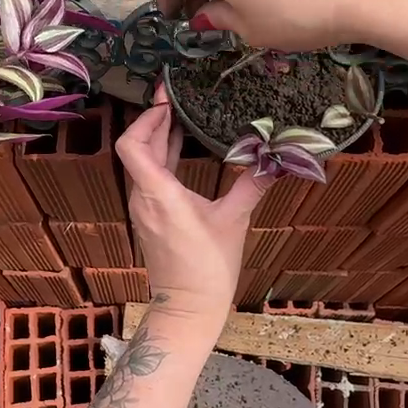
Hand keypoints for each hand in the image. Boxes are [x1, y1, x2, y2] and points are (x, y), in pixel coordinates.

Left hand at [115, 87, 267, 333]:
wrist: (188, 309)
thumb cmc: (208, 267)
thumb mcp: (234, 222)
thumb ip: (251, 185)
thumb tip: (275, 159)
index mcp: (159, 194)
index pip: (131, 145)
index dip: (145, 120)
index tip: (166, 103)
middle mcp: (143, 198)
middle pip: (136, 149)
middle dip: (153, 121)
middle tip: (173, 98)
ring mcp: (143, 209)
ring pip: (142, 164)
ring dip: (156, 139)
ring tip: (178, 116)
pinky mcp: (150, 218)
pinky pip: (149, 178)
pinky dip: (160, 158)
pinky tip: (179, 149)